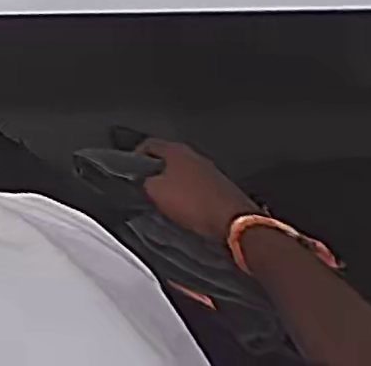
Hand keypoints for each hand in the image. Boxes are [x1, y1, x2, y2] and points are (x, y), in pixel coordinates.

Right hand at [138, 138, 258, 239]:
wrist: (240, 225)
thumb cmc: (193, 203)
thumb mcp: (155, 191)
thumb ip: (143, 180)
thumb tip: (144, 180)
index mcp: (175, 149)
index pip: (147, 144)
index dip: (134, 156)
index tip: (131, 170)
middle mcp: (195, 155)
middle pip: (167, 157)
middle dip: (156, 169)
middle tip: (148, 184)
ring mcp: (213, 171)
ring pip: (185, 171)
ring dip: (176, 181)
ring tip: (169, 197)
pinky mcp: (226, 188)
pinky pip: (200, 185)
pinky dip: (192, 192)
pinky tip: (189, 206)